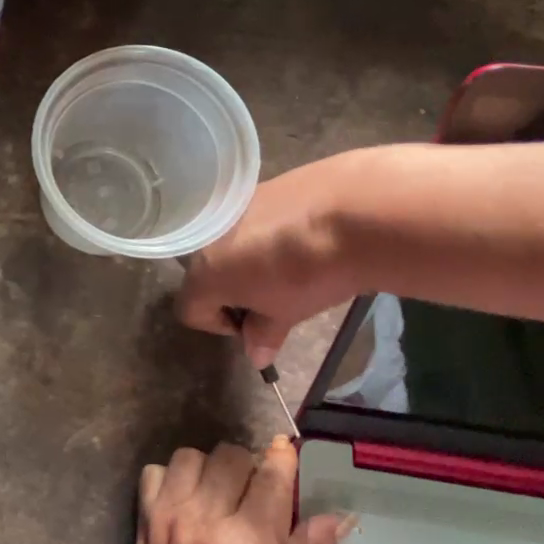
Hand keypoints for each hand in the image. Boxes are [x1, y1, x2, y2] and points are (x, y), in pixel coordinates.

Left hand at [124, 439, 352, 543]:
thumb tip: (339, 514)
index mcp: (253, 541)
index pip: (270, 474)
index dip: (281, 458)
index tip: (284, 454)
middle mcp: (208, 519)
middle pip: (229, 456)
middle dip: (247, 465)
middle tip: (252, 487)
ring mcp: (171, 517)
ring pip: (189, 457)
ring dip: (208, 467)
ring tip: (217, 491)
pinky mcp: (145, 522)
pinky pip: (155, 474)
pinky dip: (171, 478)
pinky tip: (185, 499)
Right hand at [177, 153, 362, 366]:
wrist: (352, 213)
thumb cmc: (309, 275)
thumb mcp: (287, 314)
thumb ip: (263, 335)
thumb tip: (255, 354)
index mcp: (205, 274)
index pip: (191, 310)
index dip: (222, 325)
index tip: (256, 326)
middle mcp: (206, 240)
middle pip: (206, 274)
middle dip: (234, 290)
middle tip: (274, 298)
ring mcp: (230, 210)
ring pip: (227, 245)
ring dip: (248, 261)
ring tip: (292, 265)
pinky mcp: (256, 188)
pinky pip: (249, 221)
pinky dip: (266, 234)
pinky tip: (302, 237)